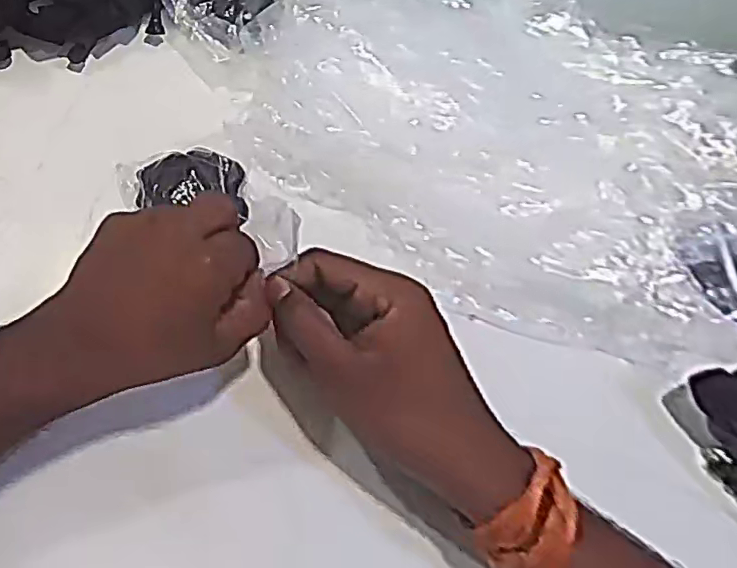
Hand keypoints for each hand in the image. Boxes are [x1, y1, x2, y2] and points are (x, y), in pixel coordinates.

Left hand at [23, 194, 270, 403]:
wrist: (88, 336)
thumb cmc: (151, 347)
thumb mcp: (219, 344)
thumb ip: (252, 309)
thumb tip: (255, 285)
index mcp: (209, 259)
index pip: (246, 244)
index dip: (242, 266)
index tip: (231, 284)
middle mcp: (177, 229)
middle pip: (219, 206)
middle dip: (223, 230)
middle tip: (212, 263)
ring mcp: (143, 221)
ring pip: (182, 211)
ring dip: (187, 232)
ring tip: (172, 271)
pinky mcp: (116, 222)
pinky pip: (148, 219)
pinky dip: (154, 235)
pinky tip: (145, 268)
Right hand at [268, 249, 533, 522]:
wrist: (468, 474)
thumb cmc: (410, 419)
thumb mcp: (337, 365)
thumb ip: (297, 317)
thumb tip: (272, 286)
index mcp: (391, 292)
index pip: (317, 262)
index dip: (286, 282)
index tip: (268, 310)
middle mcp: (395, 298)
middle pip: (323, 282)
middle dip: (297, 309)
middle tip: (286, 342)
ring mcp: (395, 321)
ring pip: (329, 305)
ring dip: (308, 329)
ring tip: (305, 361)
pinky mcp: (391, 343)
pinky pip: (343, 325)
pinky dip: (324, 342)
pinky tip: (321, 368)